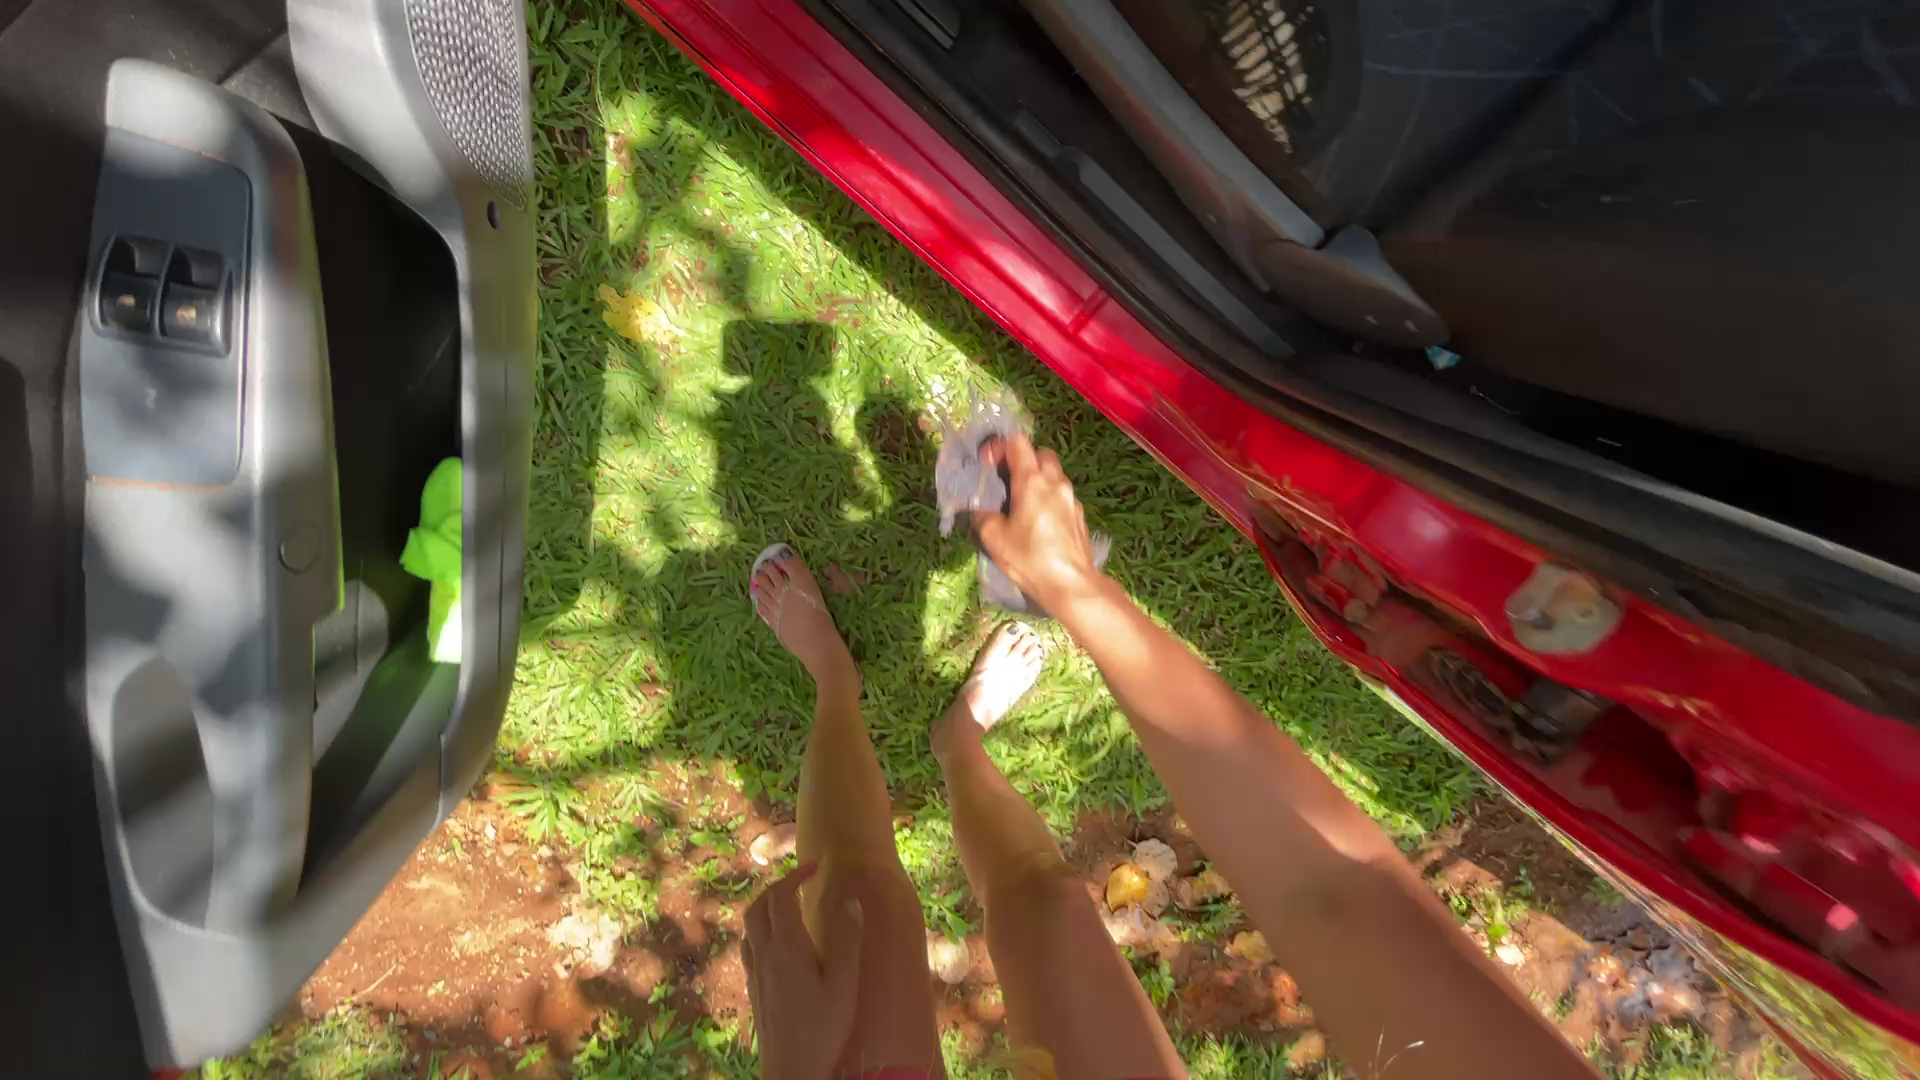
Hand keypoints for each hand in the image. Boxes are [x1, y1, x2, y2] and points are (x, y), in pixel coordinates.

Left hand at [744, 865, 862, 1079]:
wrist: (791, 1075)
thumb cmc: (822, 1030)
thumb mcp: (844, 984)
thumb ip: (847, 939)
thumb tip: (851, 900)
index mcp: (786, 947)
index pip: (780, 896)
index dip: (794, 875)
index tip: (814, 868)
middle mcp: (764, 954)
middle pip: (758, 906)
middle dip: (778, 886)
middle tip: (802, 881)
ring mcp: (755, 973)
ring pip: (750, 926)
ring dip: (766, 906)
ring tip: (790, 905)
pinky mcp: (753, 990)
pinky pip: (749, 946)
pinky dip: (761, 930)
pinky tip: (779, 943)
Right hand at [974, 433, 1102, 605]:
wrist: (1071, 585)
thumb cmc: (1029, 559)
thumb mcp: (994, 539)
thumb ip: (982, 515)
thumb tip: (980, 508)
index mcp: (1032, 481)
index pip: (1018, 443)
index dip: (999, 447)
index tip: (987, 465)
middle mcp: (1055, 482)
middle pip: (1040, 453)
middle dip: (1022, 460)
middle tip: (1006, 481)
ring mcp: (1071, 498)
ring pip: (1054, 474)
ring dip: (1036, 479)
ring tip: (1020, 502)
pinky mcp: (1079, 515)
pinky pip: (1061, 494)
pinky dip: (1048, 497)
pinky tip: (1038, 521)